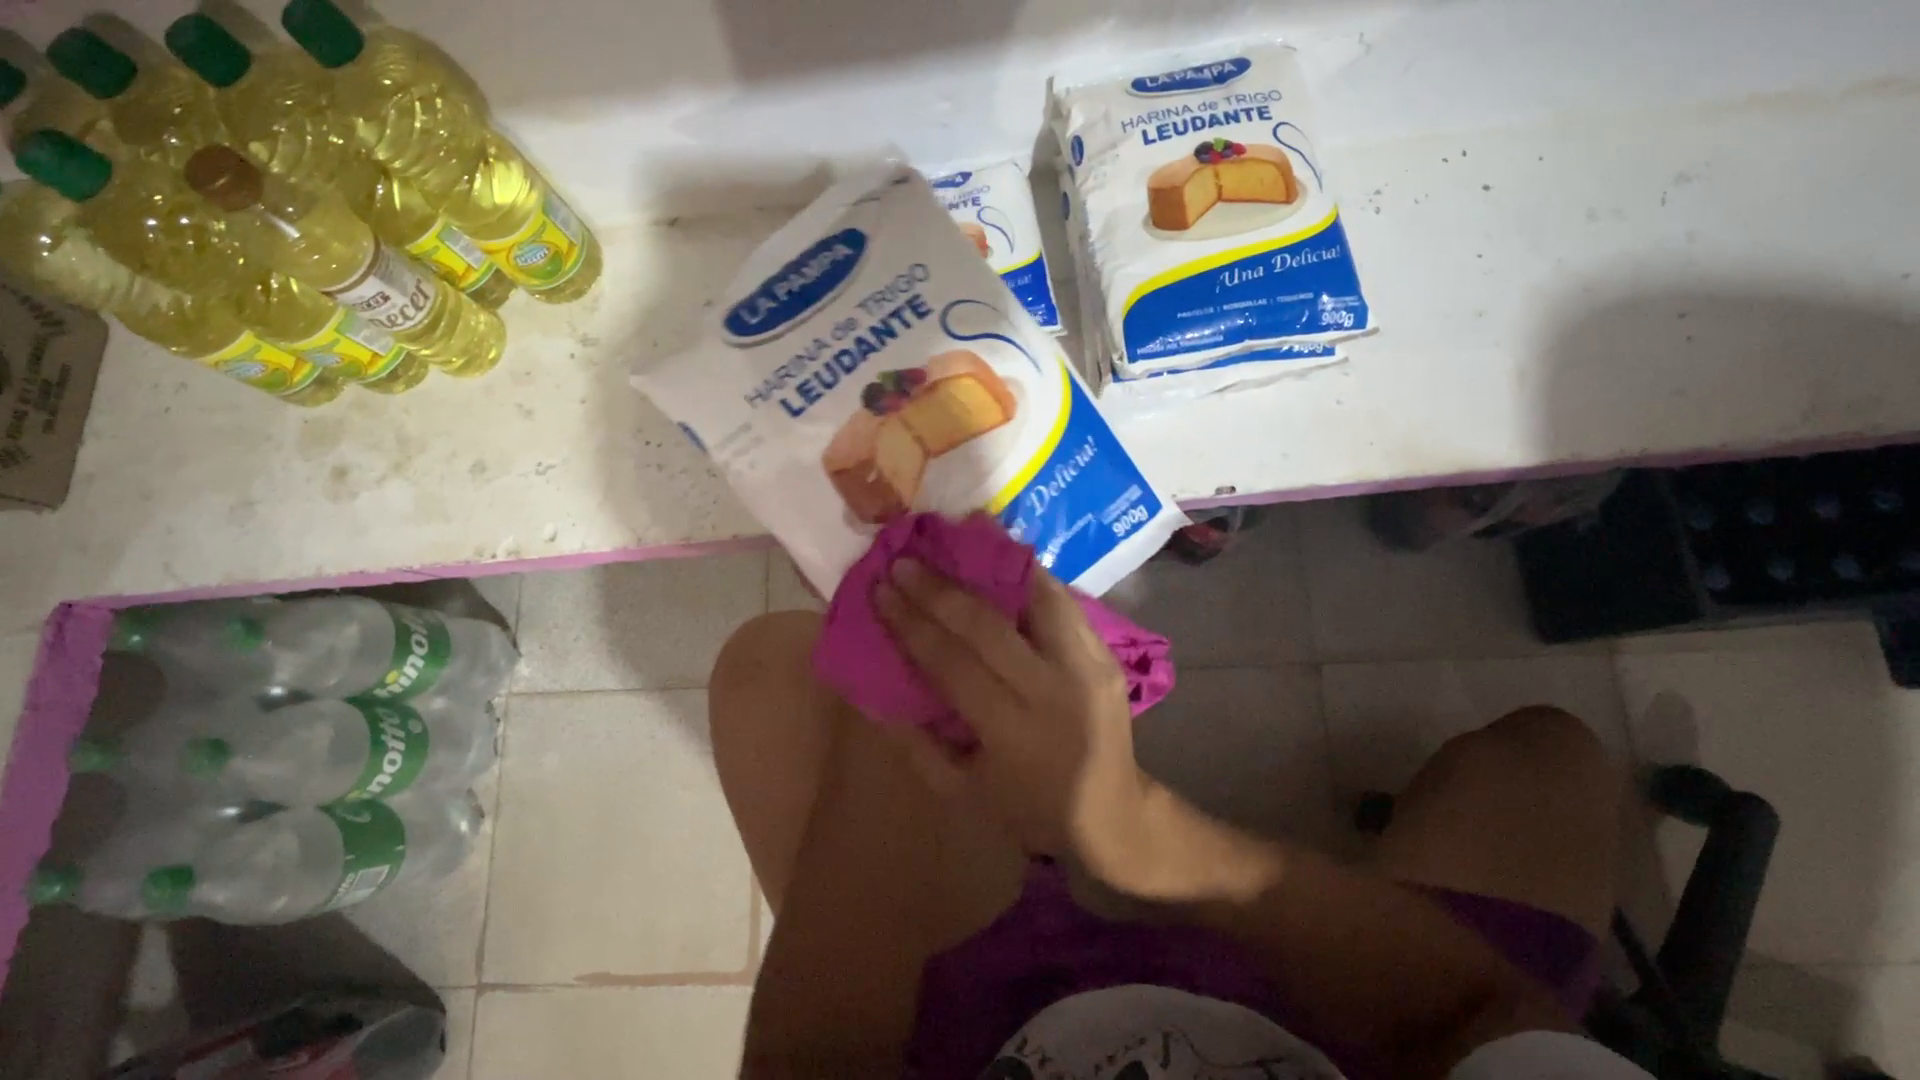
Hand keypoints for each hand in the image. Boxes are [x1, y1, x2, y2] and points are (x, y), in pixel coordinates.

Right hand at [872, 557, 1162, 886]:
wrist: (1111, 814)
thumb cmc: (1027, 807)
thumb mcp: (962, 791)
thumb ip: (915, 743)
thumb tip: (872, 690)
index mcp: (1012, 730)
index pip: (952, 663)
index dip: (912, 624)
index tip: (881, 591)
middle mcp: (1053, 690)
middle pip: (988, 626)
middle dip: (939, 590)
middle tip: (904, 563)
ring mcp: (1088, 667)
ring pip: (1036, 599)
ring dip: (990, 567)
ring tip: (954, 544)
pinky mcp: (1107, 655)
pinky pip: (1064, 603)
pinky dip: (1030, 577)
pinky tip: (1002, 558)